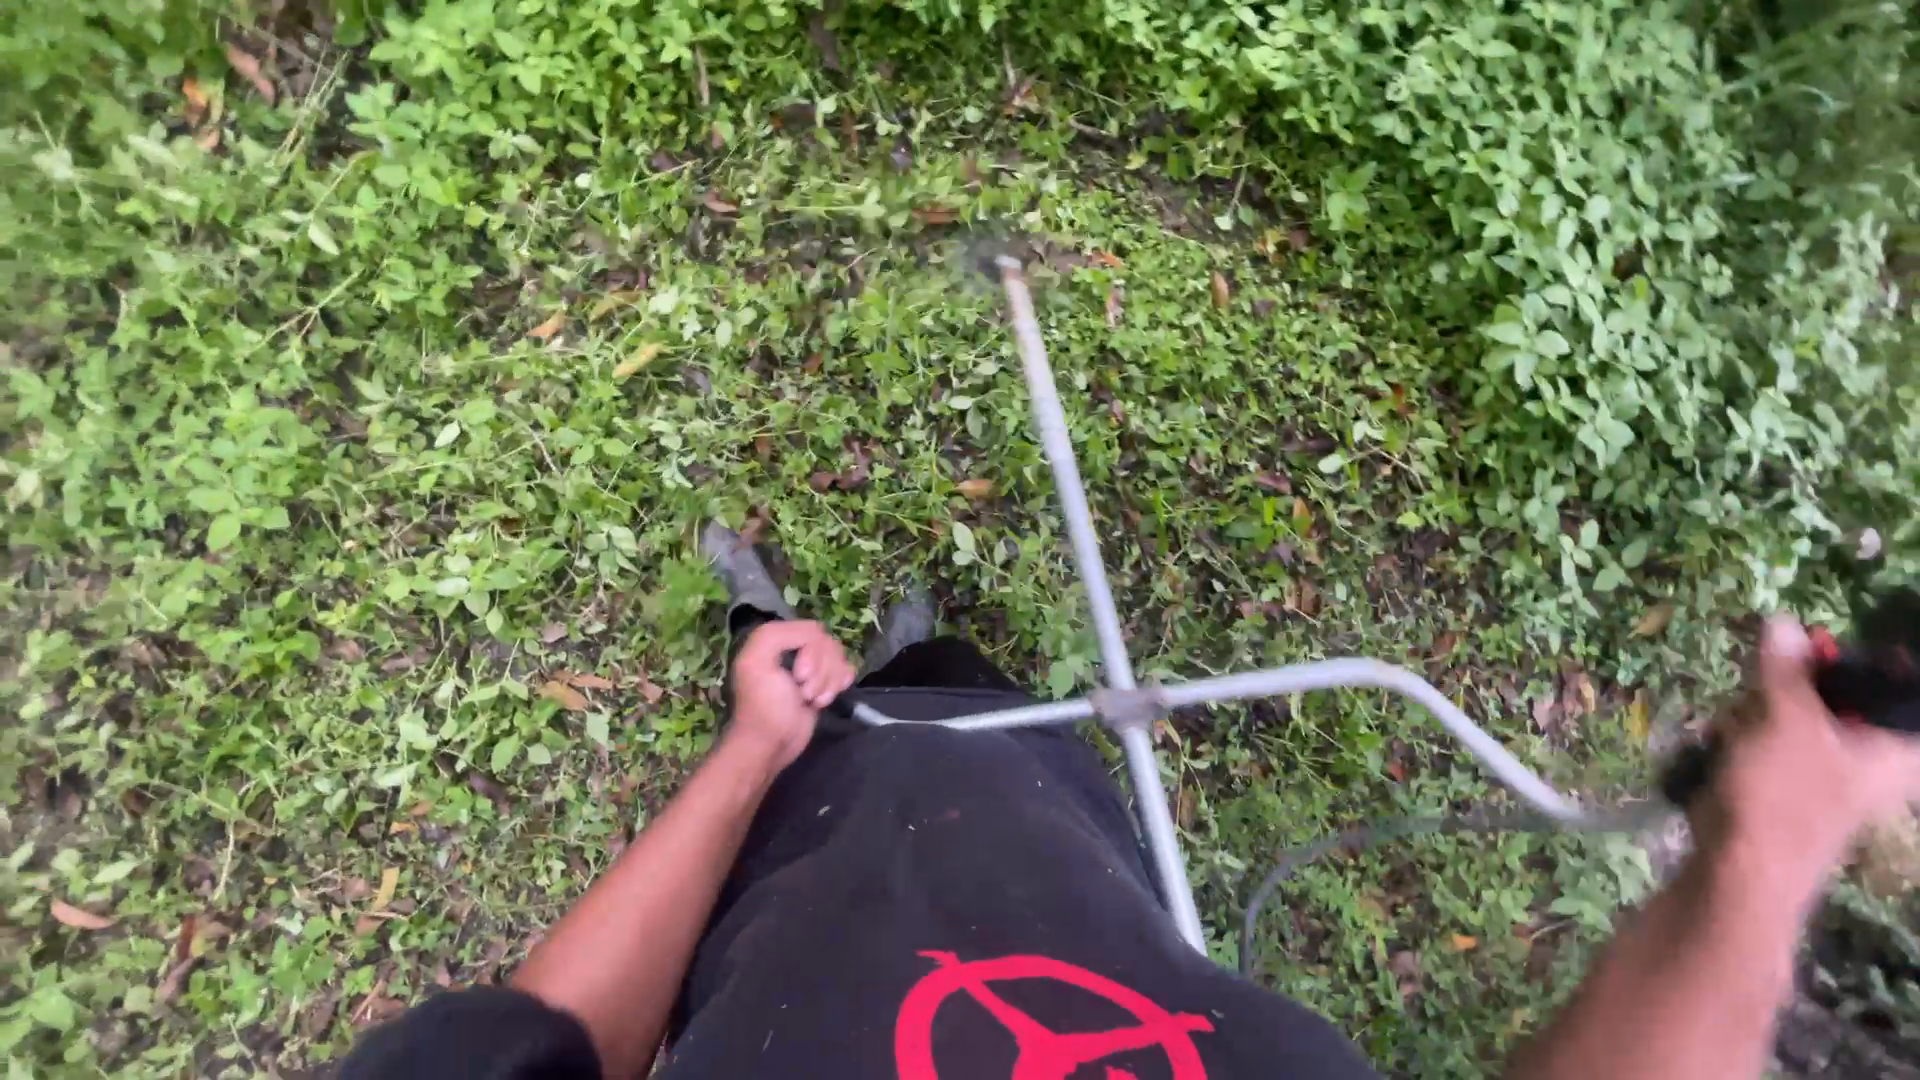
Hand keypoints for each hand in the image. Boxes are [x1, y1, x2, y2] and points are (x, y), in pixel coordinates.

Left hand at [726, 620, 855, 771]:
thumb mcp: (757, 661)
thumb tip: (817, 636)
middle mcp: (795, 649)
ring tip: (812, 699)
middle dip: (821, 671)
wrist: (772, 744)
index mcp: (777, 639)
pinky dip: (839, 684)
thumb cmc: (765, 706)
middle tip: (804, 693)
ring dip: (829, 682)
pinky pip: (846, 670)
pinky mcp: (824, 683)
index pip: (814, 630)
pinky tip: (824, 700)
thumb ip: (778, 635)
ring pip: (839, 657)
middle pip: (830, 644)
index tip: (799, 677)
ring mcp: (812, 667)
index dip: (813, 653)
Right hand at [1701, 617, 1919, 890]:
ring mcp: (1831, 766)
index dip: (1849, 665)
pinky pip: (1769, 734)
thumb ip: (1784, 672)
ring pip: (1792, 712)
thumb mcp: (1784, 722)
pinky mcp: (1791, 776)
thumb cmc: (1784, 794)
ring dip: (1755, 711)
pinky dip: (1745, 732)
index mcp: (1901, 746)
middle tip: (1761, 700)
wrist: (1744, 858)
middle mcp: (1875, 753)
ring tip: (1737, 728)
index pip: (1891, 686)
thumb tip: (1780, 622)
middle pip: (1833, 694)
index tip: (1802, 657)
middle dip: (1784, 690)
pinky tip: (1729, 742)